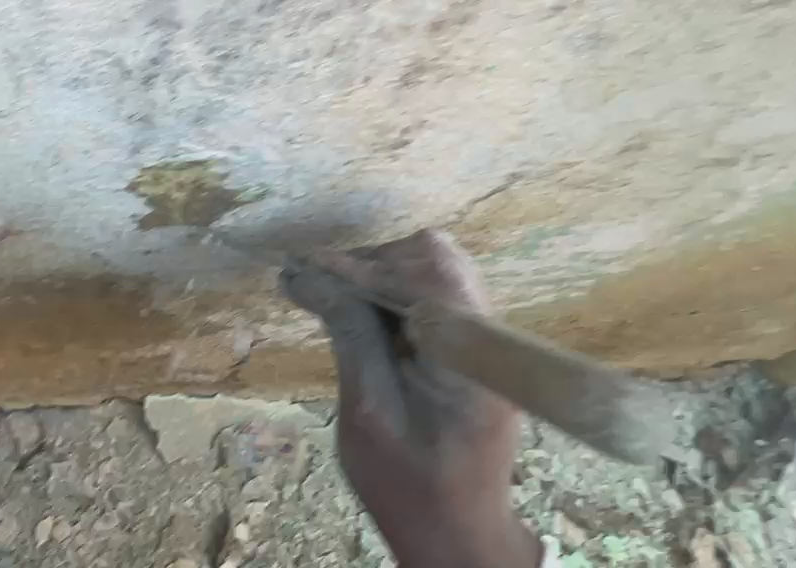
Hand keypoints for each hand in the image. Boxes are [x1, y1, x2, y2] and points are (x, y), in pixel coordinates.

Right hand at [282, 229, 539, 567]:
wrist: (456, 535)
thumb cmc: (409, 487)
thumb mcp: (368, 414)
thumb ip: (351, 335)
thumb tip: (311, 273)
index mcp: (474, 360)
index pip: (428, 278)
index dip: (363, 265)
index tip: (306, 266)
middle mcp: (489, 340)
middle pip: (435, 260)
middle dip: (371, 264)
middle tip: (318, 282)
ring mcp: (483, 340)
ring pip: (434, 268)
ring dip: (378, 273)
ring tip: (331, 292)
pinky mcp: (469, 344)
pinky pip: (432, 292)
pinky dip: (390, 289)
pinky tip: (355, 307)